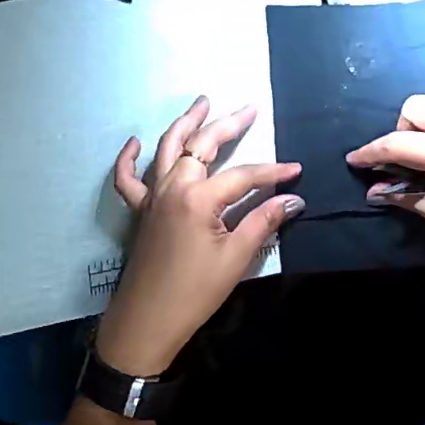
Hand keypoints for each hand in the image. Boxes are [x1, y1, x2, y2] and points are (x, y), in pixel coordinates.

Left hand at [99, 96, 303, 376]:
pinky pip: (128, 179)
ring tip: (202, 103)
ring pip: (167, 149)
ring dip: (186, 123)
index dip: (272, 172)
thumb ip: (264, 221)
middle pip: (201, 146)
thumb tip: (294, 199)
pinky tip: (136, 142)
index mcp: (198, 198)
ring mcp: (153, 196)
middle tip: (249, 109)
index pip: (243, 175)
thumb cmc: (196, 292)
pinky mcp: (141, 210)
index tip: (296, 171)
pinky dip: (129, 158)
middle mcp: (172, 187)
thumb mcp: (237, 257)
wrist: (147, 321)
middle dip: (228, 125)